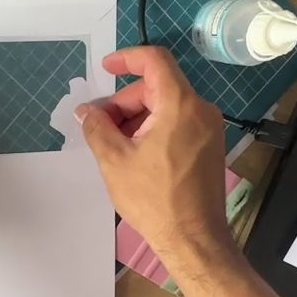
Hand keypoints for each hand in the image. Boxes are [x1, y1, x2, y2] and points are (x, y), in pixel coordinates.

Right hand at [76, 47, 235, 271]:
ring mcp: (209, 129)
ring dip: (138, 118)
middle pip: (158, 87)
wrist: (193, 238)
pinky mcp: (210, 147)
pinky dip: (156, 129)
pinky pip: (179, 124)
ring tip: (116, 146)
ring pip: (168, 107)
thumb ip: (97, 128)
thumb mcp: (114, 161)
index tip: (105, 68)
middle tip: (101, 126)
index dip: (127, 59)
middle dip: (126, 101)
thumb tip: (86, 111)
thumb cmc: (154, 200)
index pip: (155, 61)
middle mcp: (201, 110)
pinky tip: (137, 155)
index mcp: (179, 105)